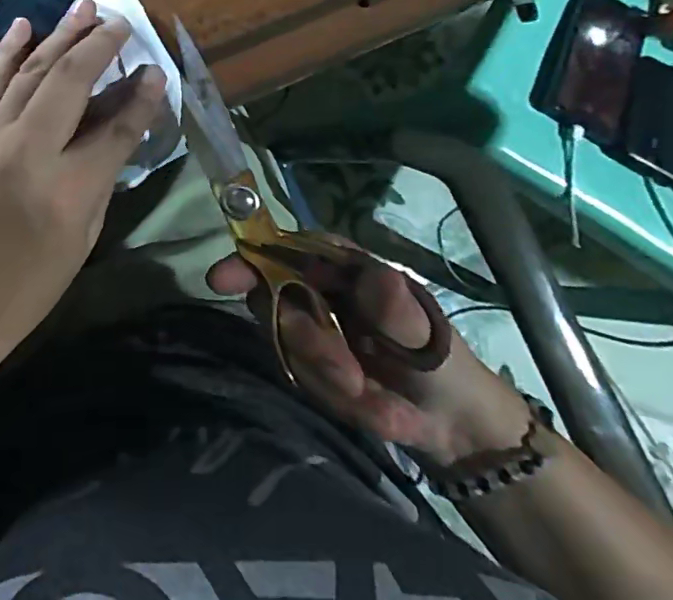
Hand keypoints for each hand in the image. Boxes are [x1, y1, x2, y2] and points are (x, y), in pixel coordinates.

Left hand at [0, 0, 168, 364]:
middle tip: (121, 20)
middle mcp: (26, 153)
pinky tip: (26, 26)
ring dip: (60, 36)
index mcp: (66, 189)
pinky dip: (8, 52)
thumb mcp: (87, 228)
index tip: (155, 67)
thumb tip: (128, 115)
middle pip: (69, 83)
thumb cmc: (39, 276)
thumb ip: (106, 167)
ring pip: (30, 73)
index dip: (139, 95)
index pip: (114, 128)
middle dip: (98, 45)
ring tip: (84, 6)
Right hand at [208, 251, 529, 465]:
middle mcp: (313, 288)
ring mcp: (305, 326)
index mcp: (340, 265)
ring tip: (369, 393)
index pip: (283, 249)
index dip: (250, 260)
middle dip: (307, 341)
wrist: (451, 423)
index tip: (222, 280)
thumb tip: (378, 277)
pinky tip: (368, 403)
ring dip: (326, 374)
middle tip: (348, 376)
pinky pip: (298, 375)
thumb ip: (395, 309)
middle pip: (272, 297)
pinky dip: (334, 397)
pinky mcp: (304, 362)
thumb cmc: (440, 360)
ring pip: (284, 342)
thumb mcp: (425, 335)